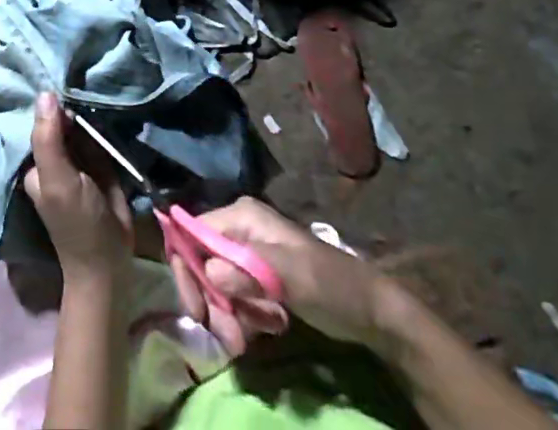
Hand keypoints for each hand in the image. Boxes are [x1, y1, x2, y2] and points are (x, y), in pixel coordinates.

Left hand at [23, 93, 134, 284]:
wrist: (109, 260)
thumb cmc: (77, 222)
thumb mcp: (57, 181)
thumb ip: (49, 140)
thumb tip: (45, 95)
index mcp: (38, 163)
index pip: (42, 123)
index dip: (52, 102)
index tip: (65, 75)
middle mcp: (57, 159)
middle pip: (64, 122)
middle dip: (74, 104)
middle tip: (87, 74)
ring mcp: (81, 162)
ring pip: (83, 128)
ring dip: (91, 111)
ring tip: (100, 81)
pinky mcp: (102, 166)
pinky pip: (102, 139)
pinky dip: (105, 127)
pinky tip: (111, 106)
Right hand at [170, 197, 398, 354]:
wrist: (369, 309)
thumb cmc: (331, 284)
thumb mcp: (291, 276)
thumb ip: (249, 271)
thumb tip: (210, 270)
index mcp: (242, 216)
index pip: (192, 234)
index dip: (187, 270)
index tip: (199, 311)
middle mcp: (239, 229)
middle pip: (200, 262)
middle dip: (209, 302)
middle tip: (228, 338)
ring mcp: (247, 253)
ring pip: (214, 285)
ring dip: (225, 316)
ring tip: (245, 341)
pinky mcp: (257, 276)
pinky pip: (232, 296)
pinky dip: (240, 317)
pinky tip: (261, 331)